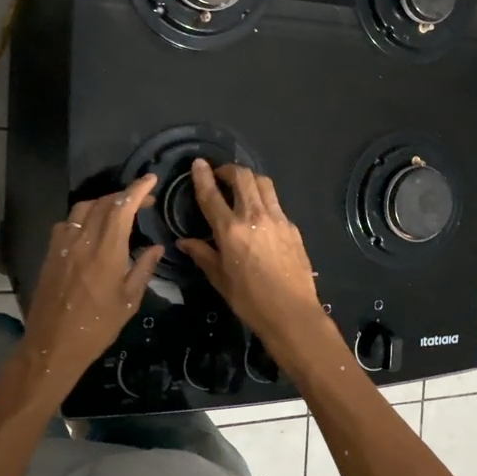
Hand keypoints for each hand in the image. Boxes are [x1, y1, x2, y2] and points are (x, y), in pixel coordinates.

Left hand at [22, 176, 165, 381]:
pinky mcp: (51, 253)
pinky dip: (84, 217)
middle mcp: (83, 241)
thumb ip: (143, 269)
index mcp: (106, 251)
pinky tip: (91, 229)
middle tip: (142, 200)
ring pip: (83, 208)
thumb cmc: (97, 328)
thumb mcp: (129, 301)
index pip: (122, 207)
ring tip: (117, 212)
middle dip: (124, 195)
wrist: (53, 345)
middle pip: (103, 202)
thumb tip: (157, 247)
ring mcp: (63, 245)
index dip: (137, 189)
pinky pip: (68, 223)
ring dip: (102, 203)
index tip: (151, 180)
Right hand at [177, 159, 334, 353]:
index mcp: (230, 229)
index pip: (211, 194)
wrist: (292, 312)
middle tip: (221, 175)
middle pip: (242, 176)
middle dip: (229, 170)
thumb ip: (202, 254)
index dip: (202, 176)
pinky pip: (276, 203)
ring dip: (249, 178)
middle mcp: (253, 216)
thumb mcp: (219, 279)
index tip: (198, 163)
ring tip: (241, 186)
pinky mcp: (292, 227)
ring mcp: (277, 219)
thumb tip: (184, 242)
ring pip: (263, 183)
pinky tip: (260, 214)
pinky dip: (264, 200)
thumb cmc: (250, 300)